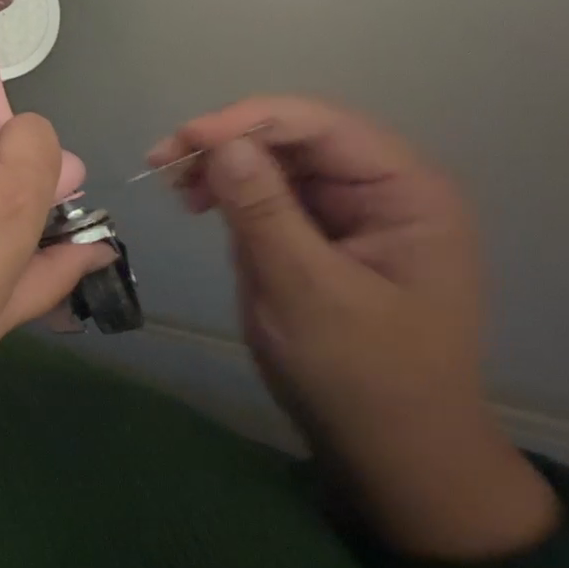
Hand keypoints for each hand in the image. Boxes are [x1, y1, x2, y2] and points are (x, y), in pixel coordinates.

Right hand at [154, 96, 557, 559]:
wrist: (390, 446)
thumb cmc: (361, 372)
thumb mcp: (306, 290)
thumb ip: (264, 212)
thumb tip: (219, 144)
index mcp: (407, 194)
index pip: (321, 126)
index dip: (246, 121)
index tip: (178, 143)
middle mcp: (384, 191)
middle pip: (297, 137)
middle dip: (228, 143)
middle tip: (161, 166)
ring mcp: (353, 214)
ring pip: (278, 163)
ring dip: (223, 167)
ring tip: (176, 190)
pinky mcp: (322, 237)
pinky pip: (272, 197)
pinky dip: (230, 195)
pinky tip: (199, 206)